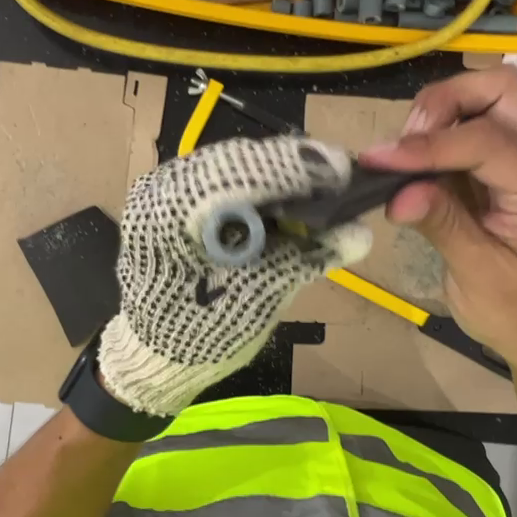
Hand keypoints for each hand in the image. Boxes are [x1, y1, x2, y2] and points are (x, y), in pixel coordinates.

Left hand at [100, 136, 371, 416]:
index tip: (343, 170)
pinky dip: (261, 188)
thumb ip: (305, 258)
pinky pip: (225, 181)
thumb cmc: (200, 336)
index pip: (240, 172)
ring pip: (234, 165)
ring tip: (324, 188)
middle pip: (238, 161)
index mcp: (171, 215)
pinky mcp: (177, 199)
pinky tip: (293, 198)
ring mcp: (166, 191)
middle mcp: (163, 191)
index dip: (296, 168)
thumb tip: (361, 234)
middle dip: (292, 167)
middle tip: (341, 177)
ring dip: (280, 174)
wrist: (156, 355)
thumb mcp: (256, 299)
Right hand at [360, 67, 516, 382]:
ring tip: (403, 155)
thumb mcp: (477, 275)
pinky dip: (433, 133)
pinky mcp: (495, 167)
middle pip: (500, 90)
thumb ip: (443, 226)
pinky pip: (466, 127)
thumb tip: (398, 195)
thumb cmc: (514, 310)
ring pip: (484, 99)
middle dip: (446, 102)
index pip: (486, 141)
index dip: (430, 145)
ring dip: (438, 112)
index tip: (379, 160)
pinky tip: (409, 162)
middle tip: (405, 143)